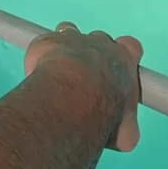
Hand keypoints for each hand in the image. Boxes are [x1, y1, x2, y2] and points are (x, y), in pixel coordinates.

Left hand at [24, 22, 141, 152]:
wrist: (72, 96)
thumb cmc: (105, 113)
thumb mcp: (125, 131)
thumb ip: (124, 127)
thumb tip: (121, 137)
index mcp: (124, 59)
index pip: (130, 46)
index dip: (123, 54)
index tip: (114, 68)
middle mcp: (99, 42)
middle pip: (98, 38)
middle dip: (91, 51)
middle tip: (82, 74)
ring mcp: (71, 37)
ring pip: (69, 31)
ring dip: (65, 44)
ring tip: (58, 65)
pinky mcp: (45, 40)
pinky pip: (43, 42)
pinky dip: (40, 53)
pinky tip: (36, 70)